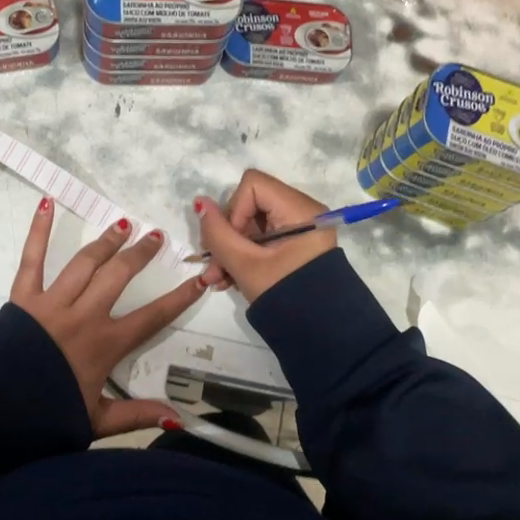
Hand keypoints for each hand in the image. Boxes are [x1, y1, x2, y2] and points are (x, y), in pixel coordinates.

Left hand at [12, 198, 204, 438]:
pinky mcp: (22, 297)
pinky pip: (32, 259)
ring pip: (85, 263)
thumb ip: (137, 415)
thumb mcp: (96, 422)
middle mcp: (83, 316)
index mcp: (105, 344)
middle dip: (140, 254)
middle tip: (155, 237)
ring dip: (106, 242)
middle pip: (119, 276)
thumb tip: (178, 417)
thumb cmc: (44, 418)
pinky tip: (47, 203)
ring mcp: (52, 303)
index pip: (153, 317)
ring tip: (122, 224)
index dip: (179, 298)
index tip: (200, 278)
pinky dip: (38, 230)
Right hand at [194, 170, 336, 302]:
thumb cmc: (285, 295)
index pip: (253, 185)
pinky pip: (262, 240)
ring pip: (252, 225)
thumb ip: (218, 233)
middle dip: (227, 236)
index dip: (234, 210)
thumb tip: (200, 203)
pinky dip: (245, 256)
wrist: (319, 334)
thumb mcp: (245, 265)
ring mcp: (299, 230)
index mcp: (300, 210)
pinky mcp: (294, 246)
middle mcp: (302, 212)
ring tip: (217, 280)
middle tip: (215, 267)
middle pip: (251, 205)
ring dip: (231, 250)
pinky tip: (229, 280)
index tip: (232, 243)